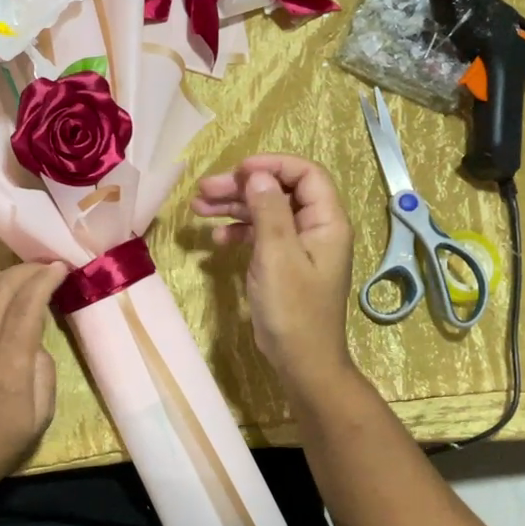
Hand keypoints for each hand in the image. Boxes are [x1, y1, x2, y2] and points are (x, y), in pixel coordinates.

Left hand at [0, 261, 66, 493]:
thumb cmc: (1, 441)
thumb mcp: (41, 415)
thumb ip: (44, 371)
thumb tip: (35, 339)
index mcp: (8, 369)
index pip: (26, 308)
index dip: (44, 282)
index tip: (59, 269)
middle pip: (0, 292)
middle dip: (25, 272)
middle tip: (44, 268)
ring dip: (0, 277)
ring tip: (20, 276)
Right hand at [192, 155, 355, 392]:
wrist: (301, 360)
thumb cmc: (293, 309)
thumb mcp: (277, 256)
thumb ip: (269, 210)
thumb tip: (258, 175)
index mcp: (326, 222)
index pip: (305, 174)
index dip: (272, 165)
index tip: (237, 170)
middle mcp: (316, 228)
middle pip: (280, 191)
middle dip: (242, 186)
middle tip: (203, 190)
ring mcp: (299, 247)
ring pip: (266, 212)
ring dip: (234, 207)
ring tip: (198, 208)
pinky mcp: (283, 264)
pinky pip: (261, 236)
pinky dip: (238, 232)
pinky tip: (216, 239)